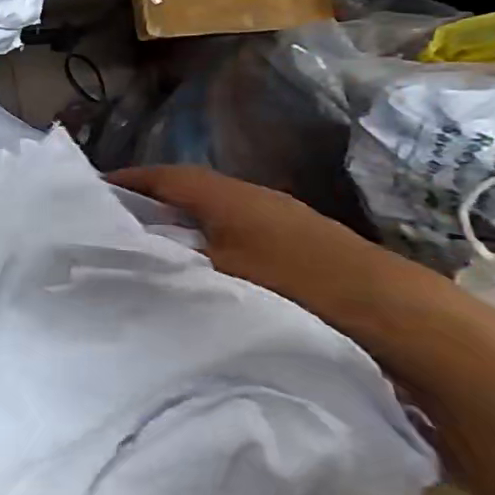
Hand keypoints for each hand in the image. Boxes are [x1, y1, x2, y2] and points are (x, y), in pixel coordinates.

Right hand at [107, 165, 454, 337]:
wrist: (405, 319)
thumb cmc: (298, 284)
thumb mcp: (218, 272)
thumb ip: (169, 258)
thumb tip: (123, 254)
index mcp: (226, 194)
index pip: (161, 175)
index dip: (126, 179)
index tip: (90, 191)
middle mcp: (252, 197)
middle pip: (186, 190)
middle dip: (148, 200)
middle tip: (111, 219)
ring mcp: (281, 220)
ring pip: (211, 211)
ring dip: (178, 221)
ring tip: (146, 243)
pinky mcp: (300, 246)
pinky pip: (234, 231)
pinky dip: (206, 239)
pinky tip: (199, 265)